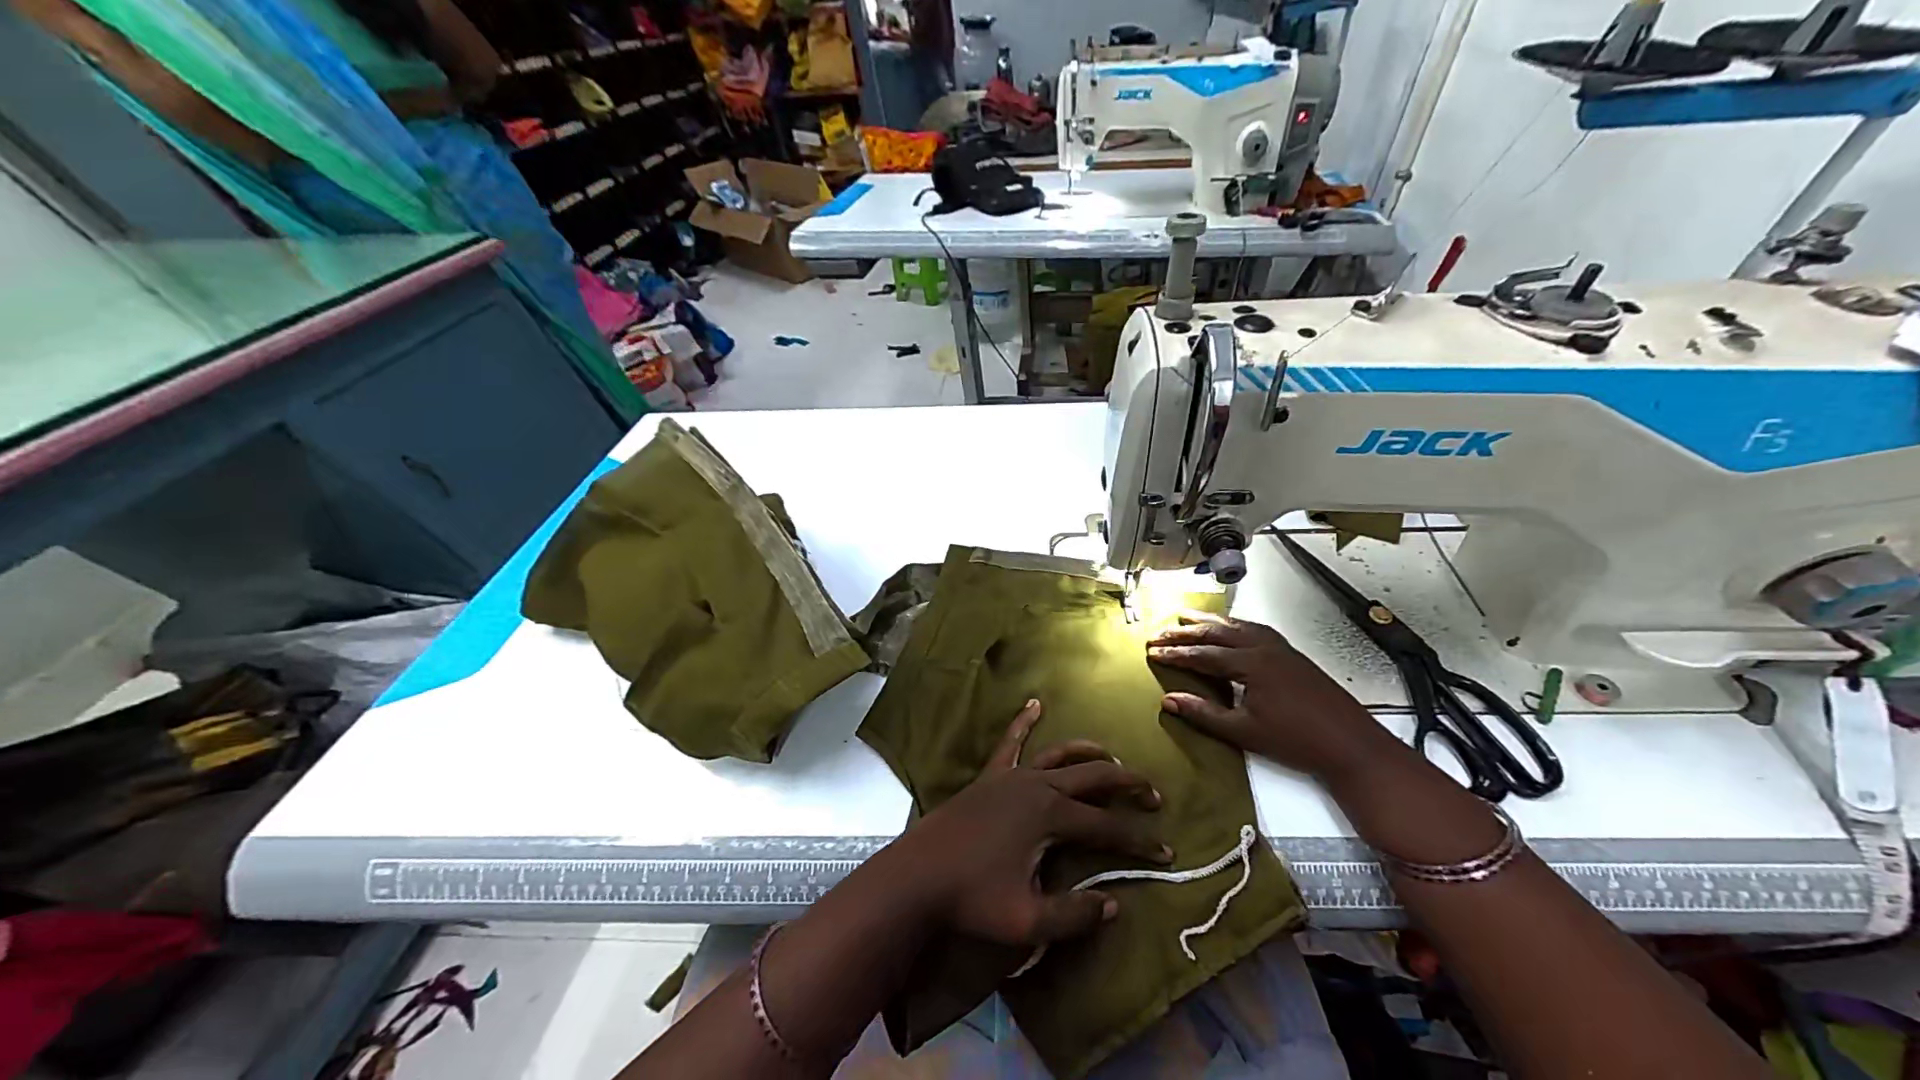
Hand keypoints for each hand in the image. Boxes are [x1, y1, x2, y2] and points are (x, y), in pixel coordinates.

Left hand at [886, 700, 1172, 947]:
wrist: (915, 877)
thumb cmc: (970, 899)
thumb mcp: (1027, 921)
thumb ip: (1074, 914)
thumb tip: (1113, 904)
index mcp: (1051, 817)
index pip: (1108, 827)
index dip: (1140, 841)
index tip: (1168, 852)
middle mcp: (1037, 786)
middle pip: (1094, 778)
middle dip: (1128, 785)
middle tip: (1153, 797)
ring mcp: (1011, 776)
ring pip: (1060, 754)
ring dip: (1090, 753)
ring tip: (1113, 757)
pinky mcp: (989, 776)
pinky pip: (1010, 742)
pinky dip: (1024, 721)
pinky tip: (1035, 704)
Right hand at [1148, 612, 1410, 785]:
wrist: (1351, 745)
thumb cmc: (1298, 741)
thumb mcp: (1244, 732)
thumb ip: (1204, 714)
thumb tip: (1170, 700)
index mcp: (1251, 664)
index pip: (1203, 654)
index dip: (1175, 653)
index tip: (1153, 652)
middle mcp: (1266, 648)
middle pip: (1217, 633)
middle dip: (1186, 632)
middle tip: (1161, 632)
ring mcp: (1282, 649)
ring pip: (1238, 626)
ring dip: (1210, 622)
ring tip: (1188, 617)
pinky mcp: (1293, 656)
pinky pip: (1256, 630)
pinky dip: (1235, 625)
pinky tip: (1232, 629)